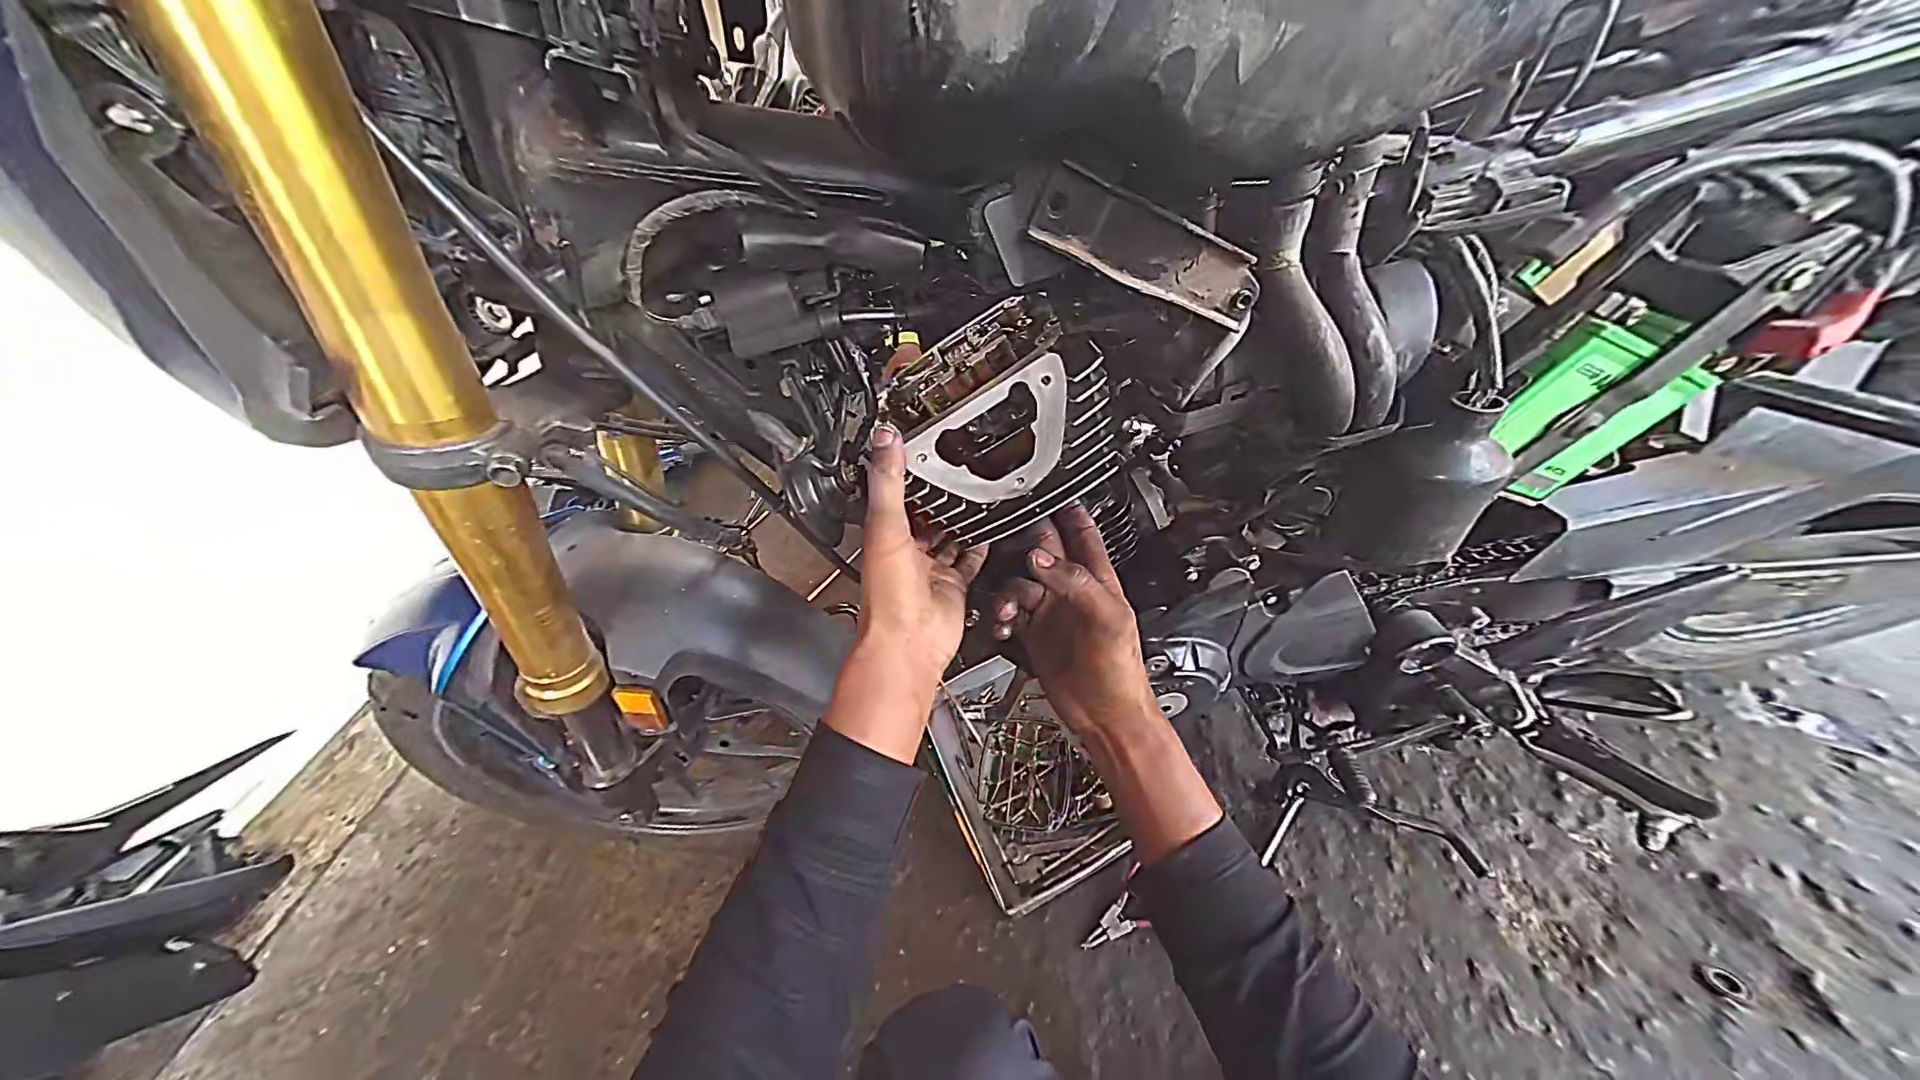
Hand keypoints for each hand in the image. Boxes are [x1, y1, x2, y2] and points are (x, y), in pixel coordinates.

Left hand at [824, 423, 986, 762]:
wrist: (909, 643)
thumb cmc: (889, 597)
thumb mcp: (886, 526)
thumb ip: (889, 482)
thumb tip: (885, 440)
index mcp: (885, 535)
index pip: (895, 495)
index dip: (906, 473)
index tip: (918, 449)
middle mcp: (907, 551)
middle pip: (924, 516)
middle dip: (938, 496)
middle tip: (955, 470)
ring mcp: (931, 569)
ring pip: (947, 536)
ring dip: (958, 519)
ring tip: (974, 495)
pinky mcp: (953, 585)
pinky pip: (968, 560)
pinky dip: (978, 546)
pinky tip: (987, 532)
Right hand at [988, 505, 1220, 861]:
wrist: (1107, 716)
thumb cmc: (1120, 670)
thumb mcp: (1107, 617)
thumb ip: (1074, 582)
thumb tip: (1041, 558)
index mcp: (1096, 581)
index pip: (1083, 535)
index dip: (1069, 511)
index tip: (1051, 492)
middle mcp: (1070, 592)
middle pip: (1043, 553)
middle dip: (1024, 547)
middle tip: (1008, 547)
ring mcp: (1051, 614)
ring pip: (1018, 585)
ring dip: (1007, 594)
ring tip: (1009, 612)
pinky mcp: (1034, 636)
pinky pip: (1008, 616)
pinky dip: (1000, 619)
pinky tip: (1004, 629)